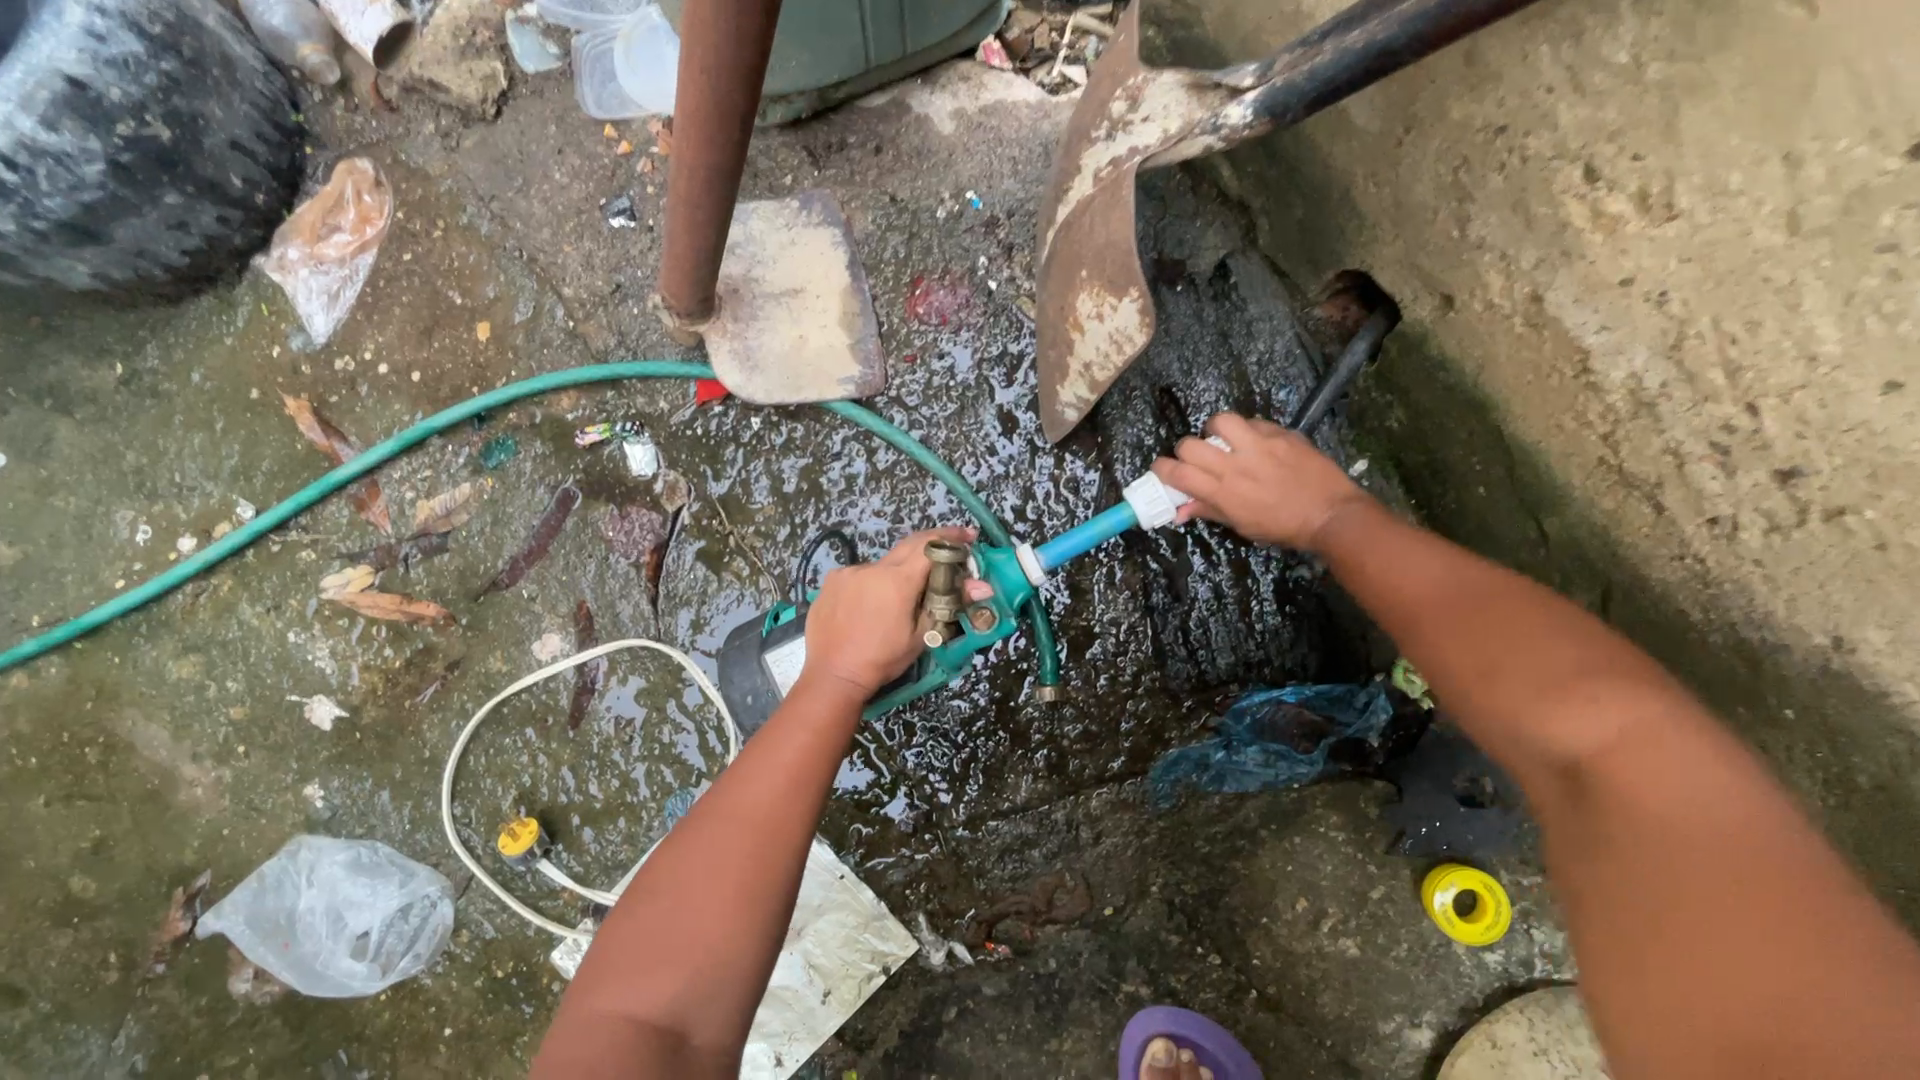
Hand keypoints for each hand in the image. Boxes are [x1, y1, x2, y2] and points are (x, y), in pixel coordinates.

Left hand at [802, 527, 991, 696]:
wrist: (833, 675)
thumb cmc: (882, 660)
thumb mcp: (922, 636)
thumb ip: (950, 605)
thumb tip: (984, 586)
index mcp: (897, 580)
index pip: (930, 546)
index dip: (952, 538)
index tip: (968, 536)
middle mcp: (872, 568)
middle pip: (908, 547)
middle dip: (931, 548)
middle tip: (949, 555)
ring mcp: (848, 573)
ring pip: (882, 565)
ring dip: (897, 573)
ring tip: (900, 600)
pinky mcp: (831, 582)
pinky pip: (860, 575)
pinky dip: (872, 584)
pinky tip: (871, 606)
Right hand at [1150, 412, 1372, 550]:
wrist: (1330, 514)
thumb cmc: (1282, 526)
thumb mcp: (1241, 525)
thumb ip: (1208, 511)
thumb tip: (1179, 511)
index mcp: (1222, 492)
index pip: (1176, 473)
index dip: (1161, 469)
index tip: (1163, 470)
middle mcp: (1234, 465)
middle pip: (1189, 444)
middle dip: (1185, 450)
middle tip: (1196, 459)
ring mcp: (1258, 445)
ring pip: (1220, 420)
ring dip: (1216, 429)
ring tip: (1224, 440)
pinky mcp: (1280, 433)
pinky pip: (1253, 422)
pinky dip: (1248, 430)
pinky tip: (1255, 442)